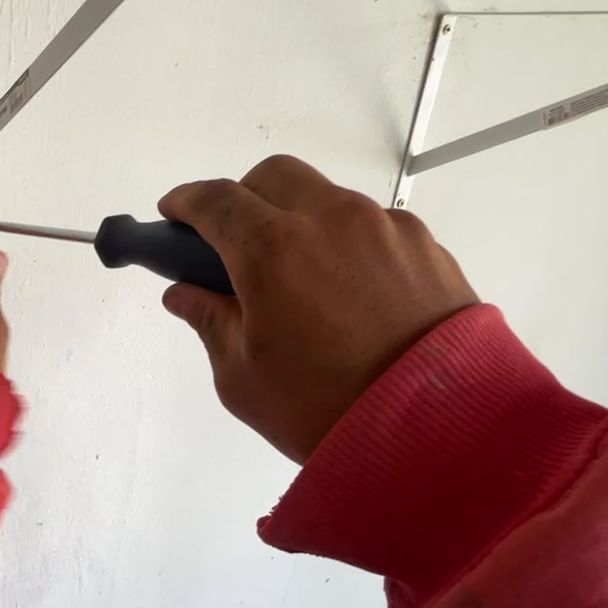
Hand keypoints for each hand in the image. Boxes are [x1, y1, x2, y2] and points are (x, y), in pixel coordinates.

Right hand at [159, 155, 477, 463]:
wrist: (434, 430)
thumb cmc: (322, 408)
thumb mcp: (241, 375)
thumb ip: (208, 321)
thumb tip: (185, 294)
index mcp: (272, 249)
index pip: (215, 201)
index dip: (185, 203)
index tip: (172, 214)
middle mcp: (330, 219)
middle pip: (271, 177)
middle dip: (241, 199)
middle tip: (229, 246)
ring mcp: (384, 226)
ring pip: (323, 197)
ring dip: (294, 219)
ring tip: (294, 278)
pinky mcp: (424, 245)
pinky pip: (368, 225)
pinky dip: (341, 242)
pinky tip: (343, 293)